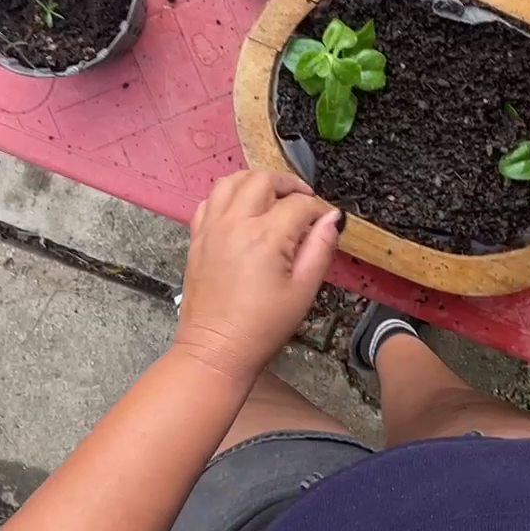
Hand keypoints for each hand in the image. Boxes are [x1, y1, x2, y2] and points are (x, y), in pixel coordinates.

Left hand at [174, 171, 340, 379]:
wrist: (215, 351)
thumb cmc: (261, 327)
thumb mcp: (304, 291)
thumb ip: (320, 248)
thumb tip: (332, 219)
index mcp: (266, 237)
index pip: (299, 204)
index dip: (319, 209)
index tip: (326, 221)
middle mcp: (235, 224)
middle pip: (263, 180)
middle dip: (289, 184)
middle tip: (304, 200)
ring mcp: (212, 229)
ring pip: (231, 181)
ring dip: (255, 181)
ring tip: (272, 195)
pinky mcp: (197, 239)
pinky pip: (209, 201)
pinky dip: (227, 196)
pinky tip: (240, 209)